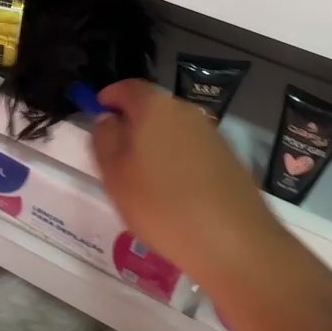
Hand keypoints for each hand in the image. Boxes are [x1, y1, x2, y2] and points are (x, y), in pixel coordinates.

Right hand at [90, 79, 287, 286]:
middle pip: (153, 108)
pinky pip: (193, 152)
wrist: (234, 243)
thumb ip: (105, 139)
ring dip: (156, 145)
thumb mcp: (115, 175)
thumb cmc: (162, 205)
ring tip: (143, 180)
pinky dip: (178, 163)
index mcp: (155, 108)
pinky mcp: (230, 161)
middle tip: (116, 153)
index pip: (128, 87)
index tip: (98, 110)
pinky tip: (174, 195)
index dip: (110, 96)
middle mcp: (187, 113)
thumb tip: (109, 119)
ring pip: (174, 131)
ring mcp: (213, 136)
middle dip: (133, 123)